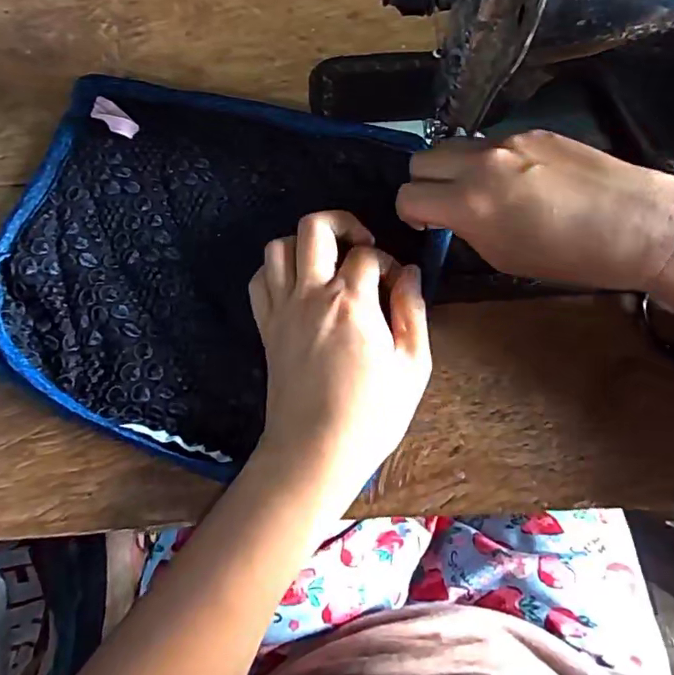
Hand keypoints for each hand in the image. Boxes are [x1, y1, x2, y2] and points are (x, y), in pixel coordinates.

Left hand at [247, 211, 430, 512]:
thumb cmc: (371, 414)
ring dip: (304, 244)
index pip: (367, 254)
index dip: (387, 260)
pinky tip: (298, 287)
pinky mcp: (265, 327)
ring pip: (278, 246)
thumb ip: (413, 312)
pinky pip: (259, 280)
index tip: (396, 283)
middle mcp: (311, 295)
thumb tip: (410, 273)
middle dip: (342, 223)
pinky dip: (275, 271)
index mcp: (351, 302)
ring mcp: (282, 309)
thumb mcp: (413, 367)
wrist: (314, 451)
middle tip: (360, 249)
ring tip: (328, 265)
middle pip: (314, 226)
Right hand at [396, 129, 673, 292]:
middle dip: (425, 184)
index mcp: (469, 202)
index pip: (407, 195)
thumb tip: (452, 215)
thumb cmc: (574, 258)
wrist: (642, 224)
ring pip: (453, 145)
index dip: (411, 214)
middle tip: (449, 205)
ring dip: (454, 167)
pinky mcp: (533, 130)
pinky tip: (522, 180)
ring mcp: (507, 140)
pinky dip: (489, 159)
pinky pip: (490, 141)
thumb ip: (466, 229)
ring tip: (484, 190)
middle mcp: (479, 162)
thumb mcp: (504, 257)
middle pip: (420, 160)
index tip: (428, 225)